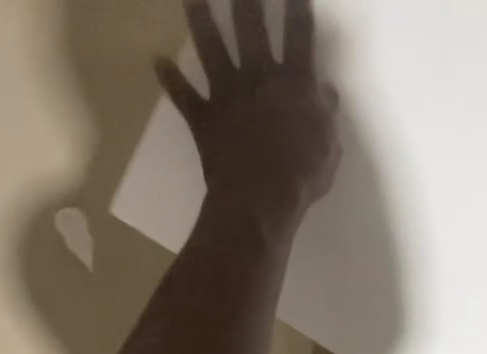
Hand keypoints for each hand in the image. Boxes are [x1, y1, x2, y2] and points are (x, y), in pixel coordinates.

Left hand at [156, 0, 341, 227]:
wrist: (260, 200)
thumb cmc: (302, 177)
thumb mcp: (329, 147)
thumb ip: (326, 115)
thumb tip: (326, 92)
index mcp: (294, 85)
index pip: (299, 36)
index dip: (297, 7)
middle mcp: (258, 78)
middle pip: (250, 26)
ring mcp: (227, 95)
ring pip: (210, 48)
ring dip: (199, 18)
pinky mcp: (204, 118)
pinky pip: (183, 96)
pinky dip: (170, 79)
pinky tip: (156, 61)